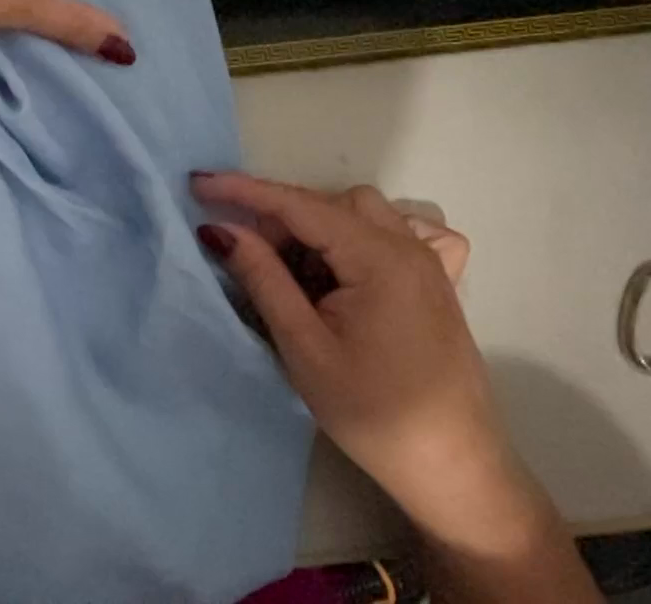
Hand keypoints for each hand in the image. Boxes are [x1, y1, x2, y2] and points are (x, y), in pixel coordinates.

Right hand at [192, 173, 553, 556]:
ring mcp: (425, 263)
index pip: (299, 204)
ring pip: (356, 214)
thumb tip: (219, 228)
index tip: (196, 182)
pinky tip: (332, 272)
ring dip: (310, 227)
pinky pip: (382, 235)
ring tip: (284, 271)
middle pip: (328, 202)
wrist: (454, 469)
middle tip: (240, 252)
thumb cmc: (373, 412)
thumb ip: (262, 277)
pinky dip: (345, 239)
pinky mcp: (430, 282)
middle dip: (277, 215)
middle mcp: (408, 247)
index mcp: (380, 258)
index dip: (243, 190)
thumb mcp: (304, 346)